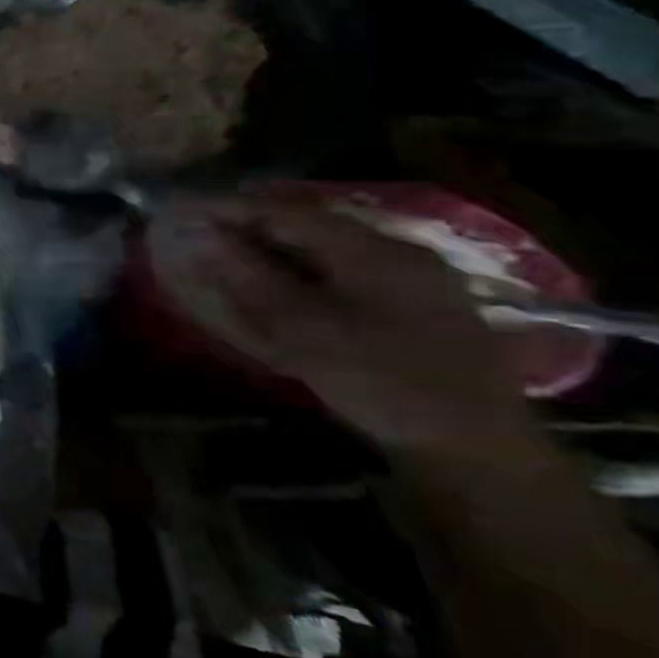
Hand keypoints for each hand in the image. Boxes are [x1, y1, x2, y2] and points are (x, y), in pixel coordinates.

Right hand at [148, 198, 529, 453]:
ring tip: (228, 254)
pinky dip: (299, 269)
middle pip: (305, 223)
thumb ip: (251, 278)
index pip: (284, 210)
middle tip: (199, 232)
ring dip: (272, 247)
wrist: (477, 450)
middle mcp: (393, 249)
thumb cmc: (385, 383)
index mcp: (372, 248)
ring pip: (323, 246)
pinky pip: (340, 268)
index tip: (182, 209)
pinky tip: (280, 283)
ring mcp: (408, 275)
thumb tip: (200, 236)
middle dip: (248, 225)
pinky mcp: (411, 301)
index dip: (228, 207)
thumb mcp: (306, 331)